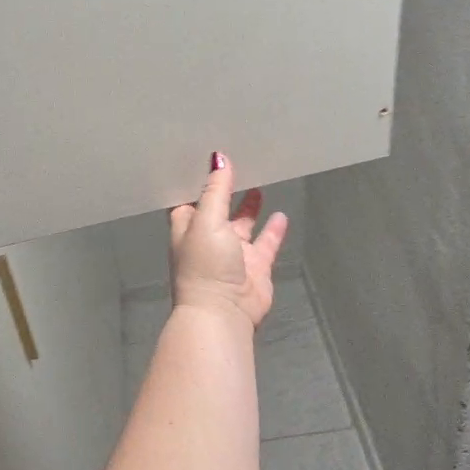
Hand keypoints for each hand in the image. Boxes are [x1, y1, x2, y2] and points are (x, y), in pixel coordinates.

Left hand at [168, 153, 287, 326]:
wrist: (224, 313)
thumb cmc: (206, 264)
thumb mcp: (206, 220)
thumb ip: (215, 190)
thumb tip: (218, 157)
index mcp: (188, 228)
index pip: (190, 199)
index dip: (197, 181)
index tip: (208, 156)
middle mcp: (209, 238)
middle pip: (218, 208)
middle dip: (225, 189)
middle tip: (240, 162)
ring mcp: (234, 253)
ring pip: (243, 224)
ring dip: (249, 206)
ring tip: (261, 181)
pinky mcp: (256, 267)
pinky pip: (266, 243)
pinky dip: (273, 230)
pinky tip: (281, 213)